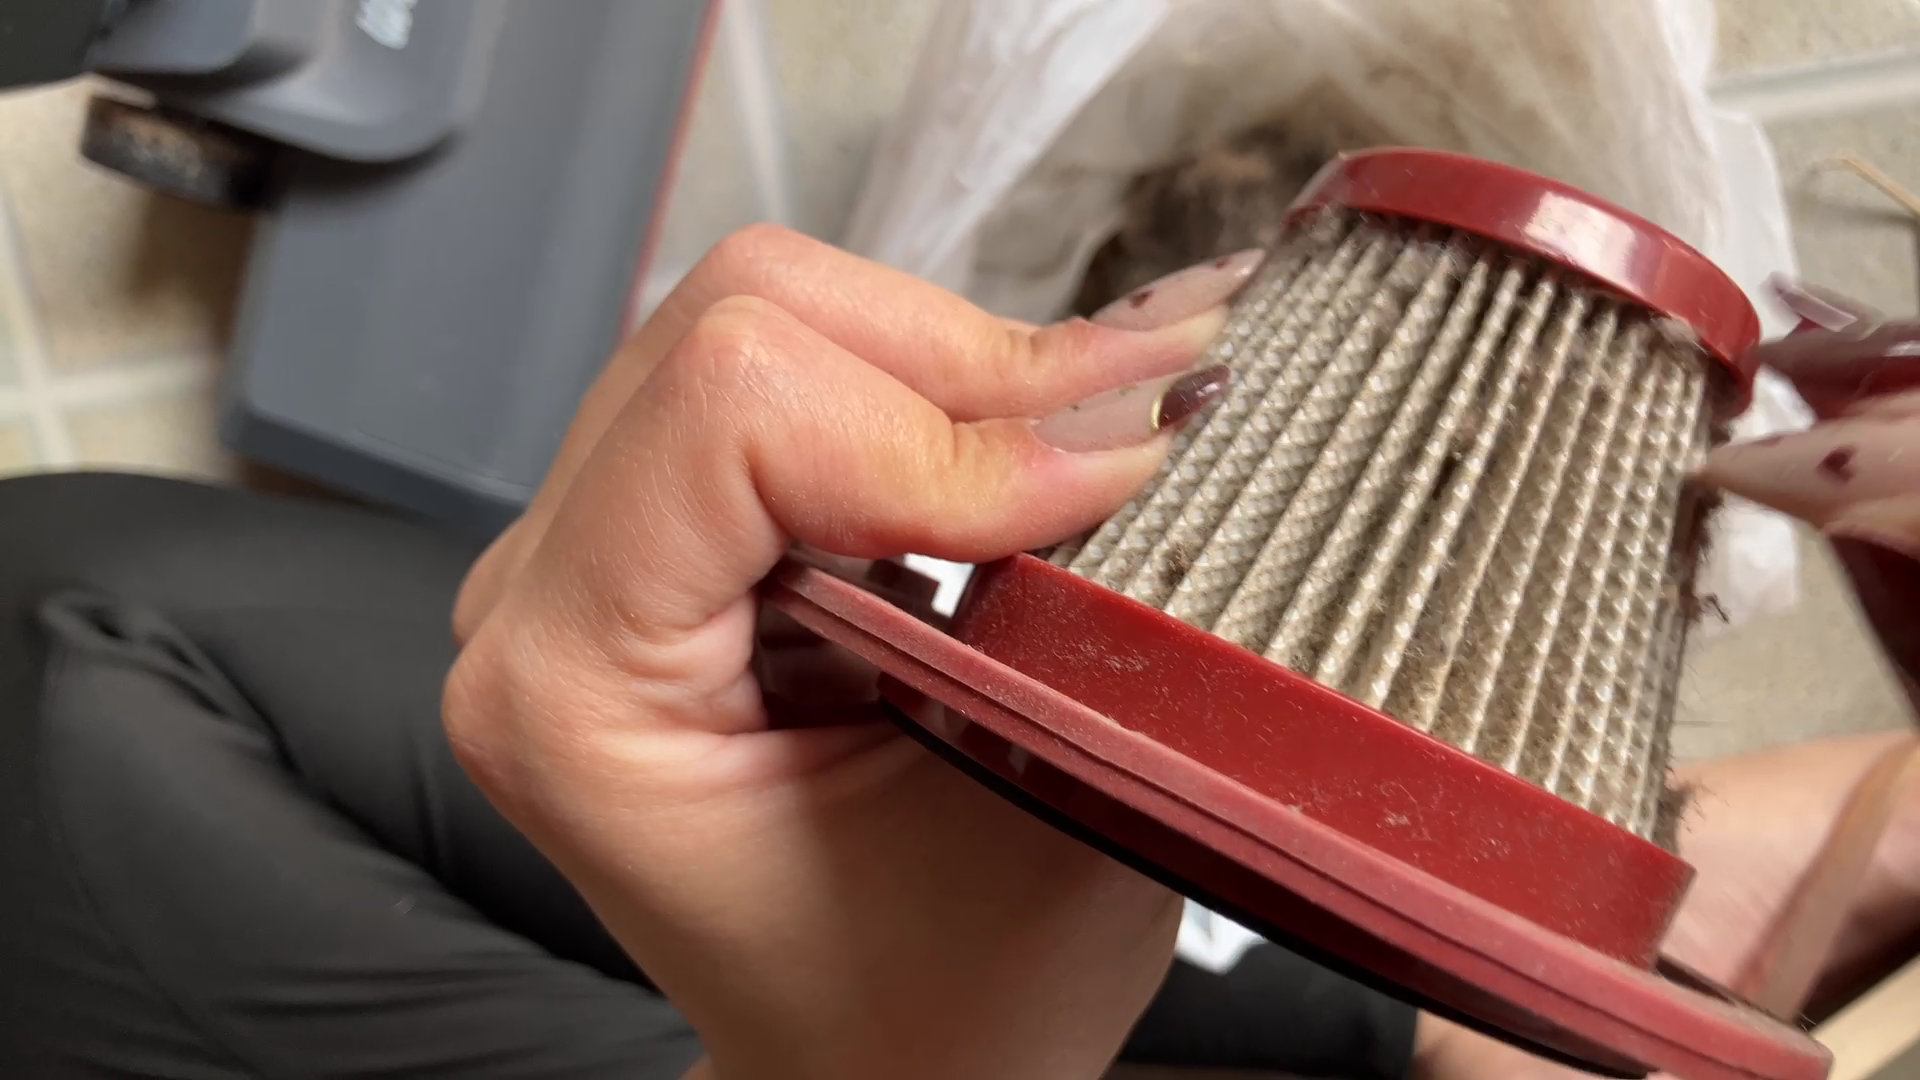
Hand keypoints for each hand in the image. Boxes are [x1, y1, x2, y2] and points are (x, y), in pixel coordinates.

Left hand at [443, 225, 1252, 1079]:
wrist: (883, 1032)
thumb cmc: (939, 991)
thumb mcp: (1038, 823)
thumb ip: (1091, 613)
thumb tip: (1137, 419)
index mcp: (576, 682)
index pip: (737, 409)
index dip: (949, 435)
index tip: (1101, 481)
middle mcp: (560, 585)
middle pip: (747, 320)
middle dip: (970, 363)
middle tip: (1125, 412)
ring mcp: (617, 536)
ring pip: (778, 318)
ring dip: (960, 362)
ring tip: (1089, 417)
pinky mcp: (687, 521)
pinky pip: (798, 370)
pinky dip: (933, 383)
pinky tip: (1023, 429)